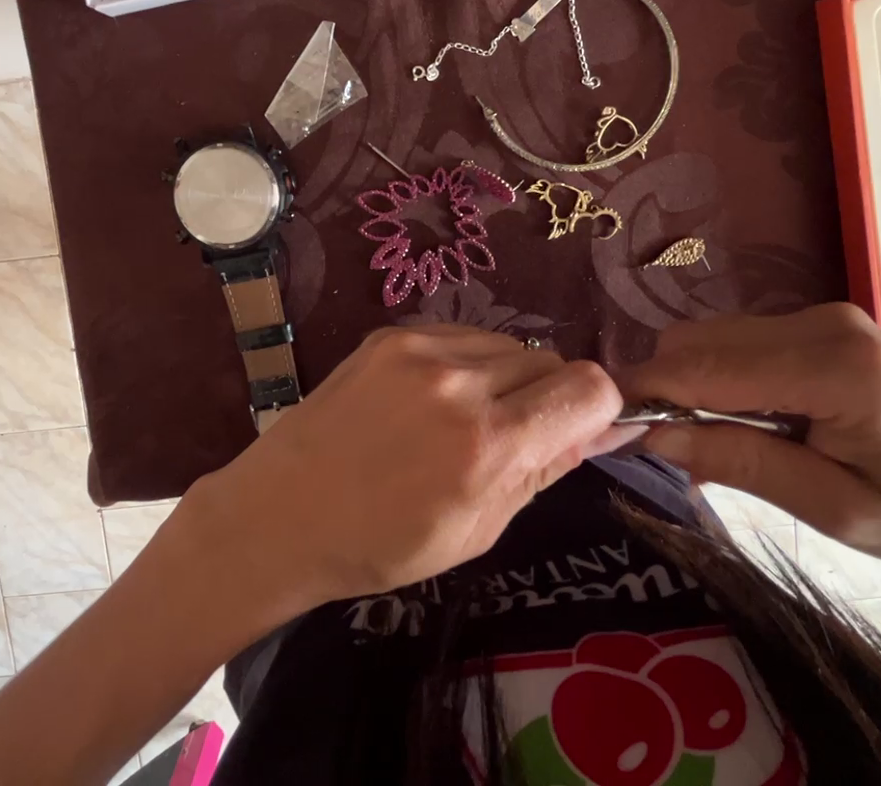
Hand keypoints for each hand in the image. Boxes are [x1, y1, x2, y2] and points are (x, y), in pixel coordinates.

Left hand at [180, 325, 630, 610]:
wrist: (282, 513)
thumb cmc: (382, 545)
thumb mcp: (479, 530)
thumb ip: (543, 469)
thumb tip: (599, 428)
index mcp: (490, 443)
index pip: (589, 387)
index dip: (595, 412)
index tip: (572, 434)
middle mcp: (461, 382)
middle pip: (550, 361)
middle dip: (547, 398)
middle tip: (510, 435)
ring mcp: (420, 350)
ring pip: (507, 343)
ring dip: (505, 377)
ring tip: (462, 417)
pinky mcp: (389, 334)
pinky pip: (460, 335)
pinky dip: (464, 362)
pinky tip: (430, 397)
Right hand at [619, 304, 880, 617]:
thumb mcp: (833, 509)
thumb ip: (738, 461)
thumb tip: (647, 435)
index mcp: (836, 369)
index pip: (702, 367)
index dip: (642, 396)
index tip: (603, 434)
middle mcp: (823, 324)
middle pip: (694, 344)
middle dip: (663, 394)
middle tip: (664, 457)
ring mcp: (822, 318)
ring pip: (706, 339)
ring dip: (688, 389)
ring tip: (709, 448)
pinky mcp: (819, 327)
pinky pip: (734, 343)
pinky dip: (714, 381)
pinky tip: (740, 424)